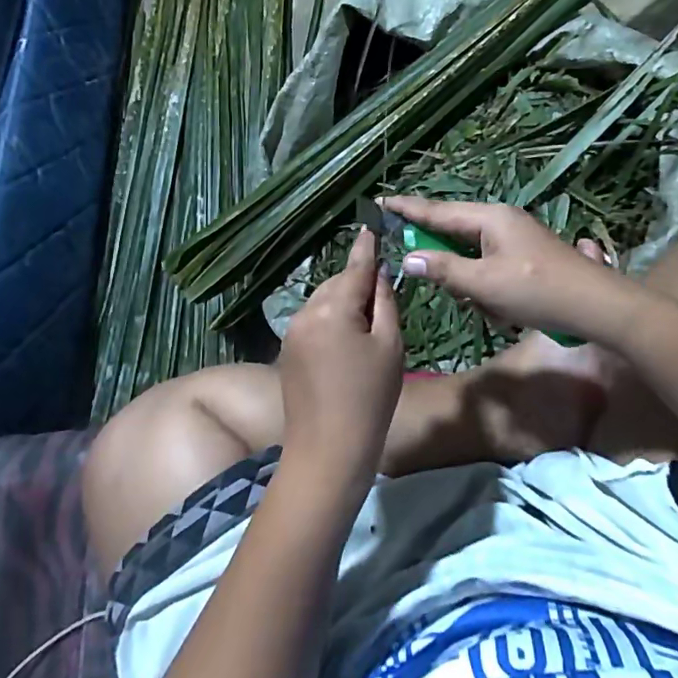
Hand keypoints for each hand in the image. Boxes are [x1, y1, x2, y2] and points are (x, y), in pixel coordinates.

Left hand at [276, 226, 404, 475]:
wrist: (328, 450)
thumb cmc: (370, 399)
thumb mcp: (390, 347)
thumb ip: (385, 304)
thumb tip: (378, 277)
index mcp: (333, 308)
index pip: (354, 268)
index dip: (366, 248)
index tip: (371, 227)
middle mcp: (306, 312)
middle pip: (336, 284)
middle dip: (357, 282)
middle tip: (383, 294)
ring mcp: (292, 332)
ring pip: (323, 302)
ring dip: (343, 303)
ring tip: (367, 323)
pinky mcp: (287, 351)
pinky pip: (313, 322)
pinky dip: (330, 321)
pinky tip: (346, 341)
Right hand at [380, 196, 627, 337]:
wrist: (596, 306)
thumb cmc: (537, 290)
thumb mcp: (483, 284)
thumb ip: (443, 270)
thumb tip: (409, 259)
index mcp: (489, 218)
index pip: (437, 211)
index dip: (407, 209)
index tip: (381, 202)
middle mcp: (500, 221)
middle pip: (453, 234)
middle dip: (447, 265)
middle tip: (448, 284)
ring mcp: (514, 238)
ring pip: (471, 257)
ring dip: (472, 285)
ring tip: (492, 308)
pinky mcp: (524, 256)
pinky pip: (489, 268)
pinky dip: (488, 290)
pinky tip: (504, 311)